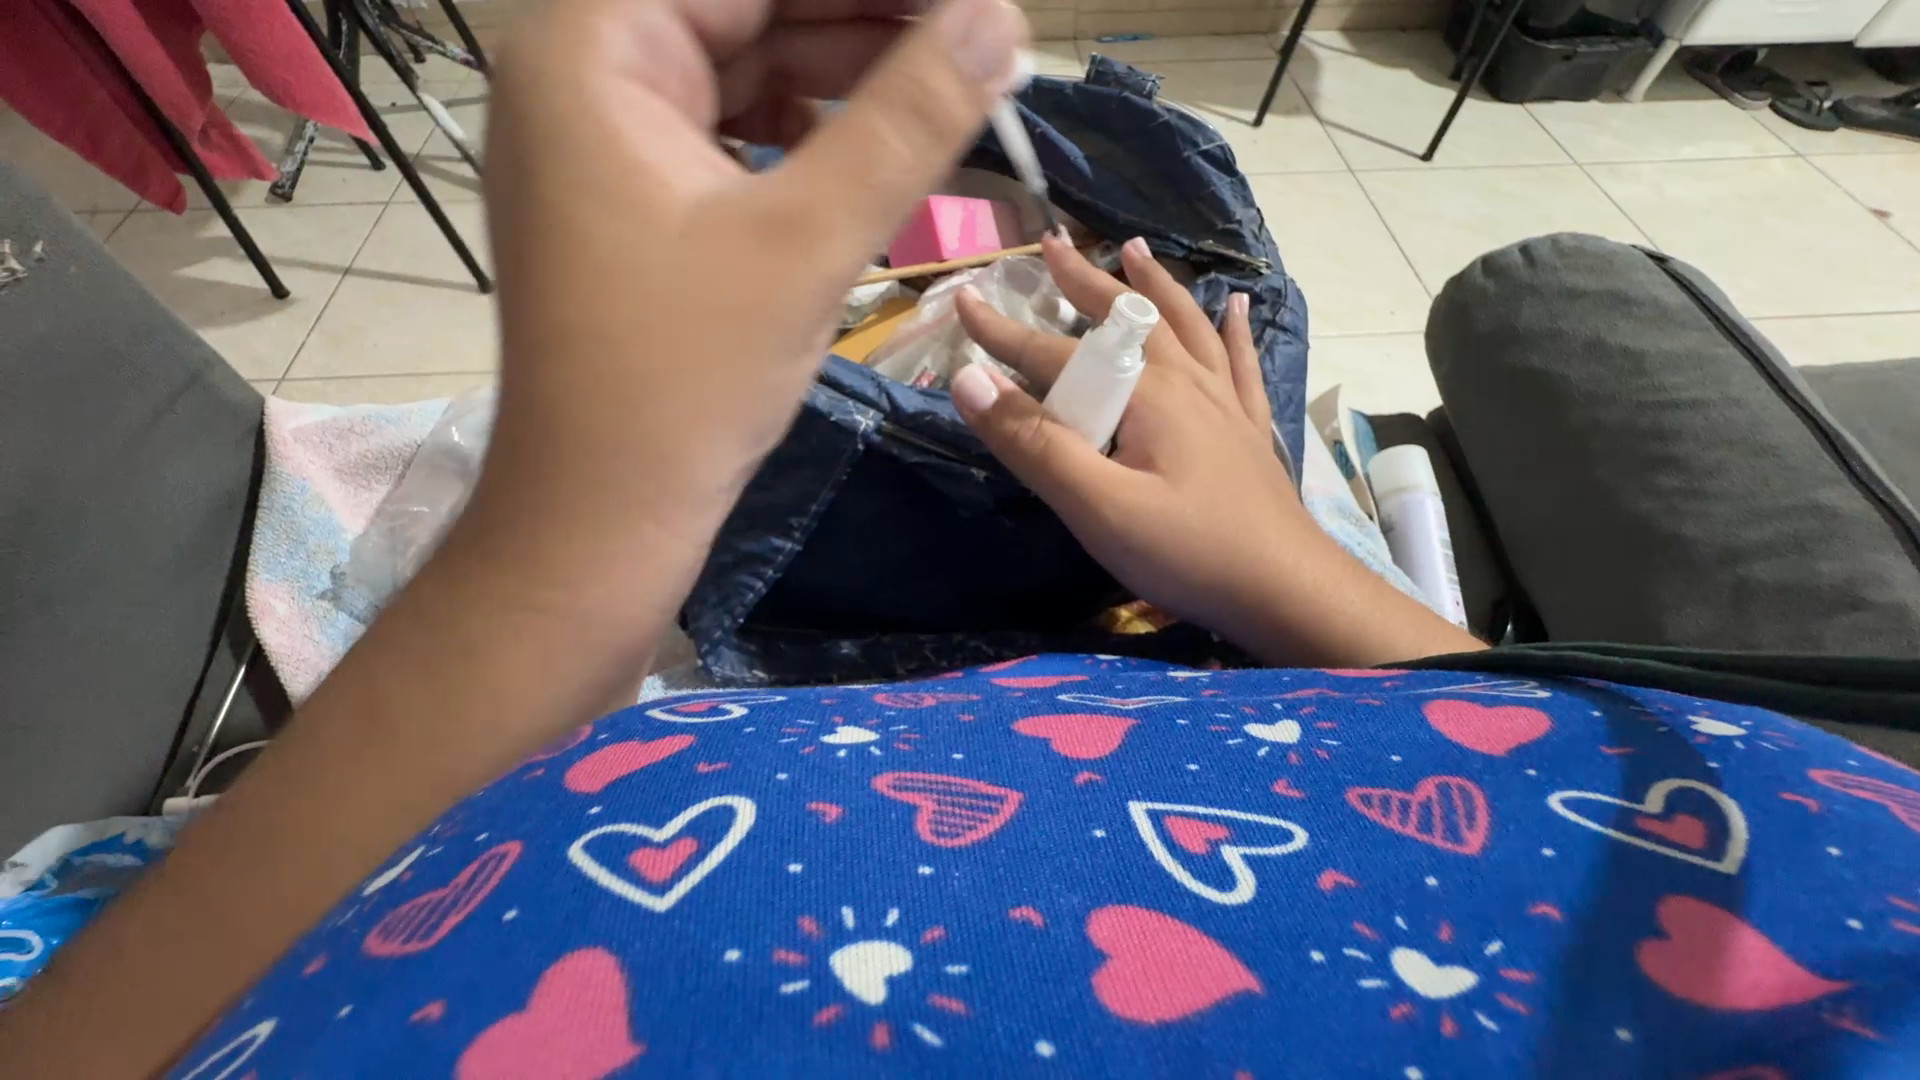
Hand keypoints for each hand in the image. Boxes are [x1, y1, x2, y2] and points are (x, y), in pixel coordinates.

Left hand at [459, 0, 1029, 620]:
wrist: (608, 506)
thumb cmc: (690, 375)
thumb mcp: (808, 238)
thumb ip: (908, 118)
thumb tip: (1002, 19)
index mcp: (594, 46)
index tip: (971, 3)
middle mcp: (584, 73)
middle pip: (743, 9)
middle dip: (862, 26)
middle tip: (973, 42)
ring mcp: (605, 143)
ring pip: (740, 73)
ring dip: (838, 82)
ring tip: (935, 93)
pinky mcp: (634, 203)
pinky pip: (727, 137)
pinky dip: (797, 140)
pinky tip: (856, 157)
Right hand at [952, 234, 1482, 666]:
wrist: (1285, 591)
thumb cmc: (1187, 552)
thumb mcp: (1097, 505)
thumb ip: (1034, 443)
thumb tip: (970, 380)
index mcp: (1145, 393)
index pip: (1056, 352)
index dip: (1004, 331)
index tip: (964, 302)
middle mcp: (1186, 381)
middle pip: (1128, 316)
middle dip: (1084, 279)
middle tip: (1054, 243)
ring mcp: (1224, 402)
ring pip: (1185, 324)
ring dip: (1154, 284)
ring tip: (1134, 250)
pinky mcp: (1247, 429)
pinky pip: (1239, 362)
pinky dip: (1232, 330)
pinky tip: (1237, 307)